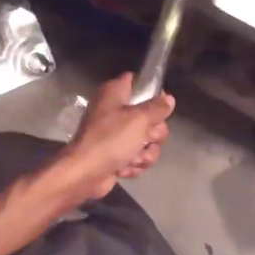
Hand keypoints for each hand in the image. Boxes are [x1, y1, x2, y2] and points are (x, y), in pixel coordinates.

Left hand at [52, 73, 175, 201]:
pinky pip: (138, 156)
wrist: (85, 174)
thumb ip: (157, 108)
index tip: (161, 105)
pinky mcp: (118, 155)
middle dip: (154, 133)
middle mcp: (115, 110)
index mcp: (115, 93)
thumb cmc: (110, 140)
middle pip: (150, 115)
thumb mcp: (139, 119)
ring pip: (147, 139)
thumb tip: (168, 98)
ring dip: (145, 152)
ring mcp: (117, 134)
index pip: (137, 81)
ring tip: (133, 158)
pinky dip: (134, 164)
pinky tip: (124, 168)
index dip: (152, 91)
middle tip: (146, 137)